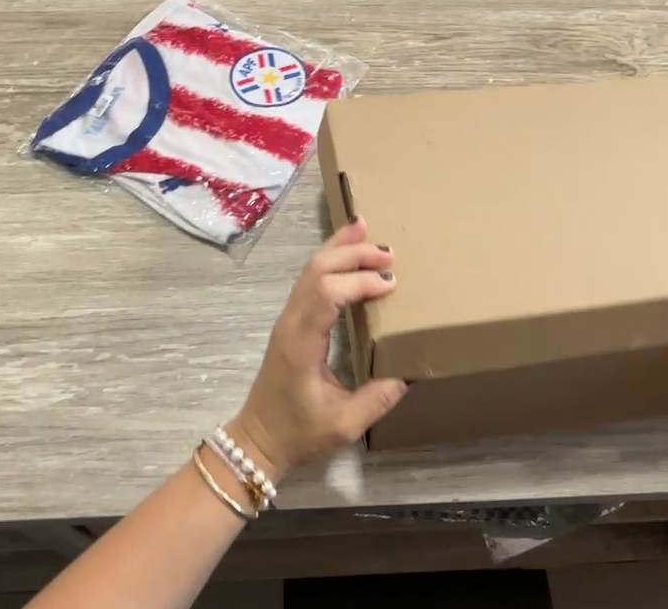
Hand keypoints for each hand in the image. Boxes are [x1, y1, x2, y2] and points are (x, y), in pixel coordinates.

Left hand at [227, 220, 406, 482]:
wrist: (257, 440)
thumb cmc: (298, 433)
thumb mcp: (343, 425)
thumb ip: (377, 398)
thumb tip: (409, 371)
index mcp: (301, 344)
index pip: (327, 294)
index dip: (358, 282)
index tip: (390, 284)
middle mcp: (291, 322)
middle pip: (316, 270)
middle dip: (352, 254)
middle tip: (389, 252)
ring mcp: (287, 318)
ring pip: (310, 269)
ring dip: (339, 249)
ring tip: (365, 227)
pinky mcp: (291, 320)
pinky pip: (309, 279)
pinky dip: (329, 259)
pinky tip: (346, 251)